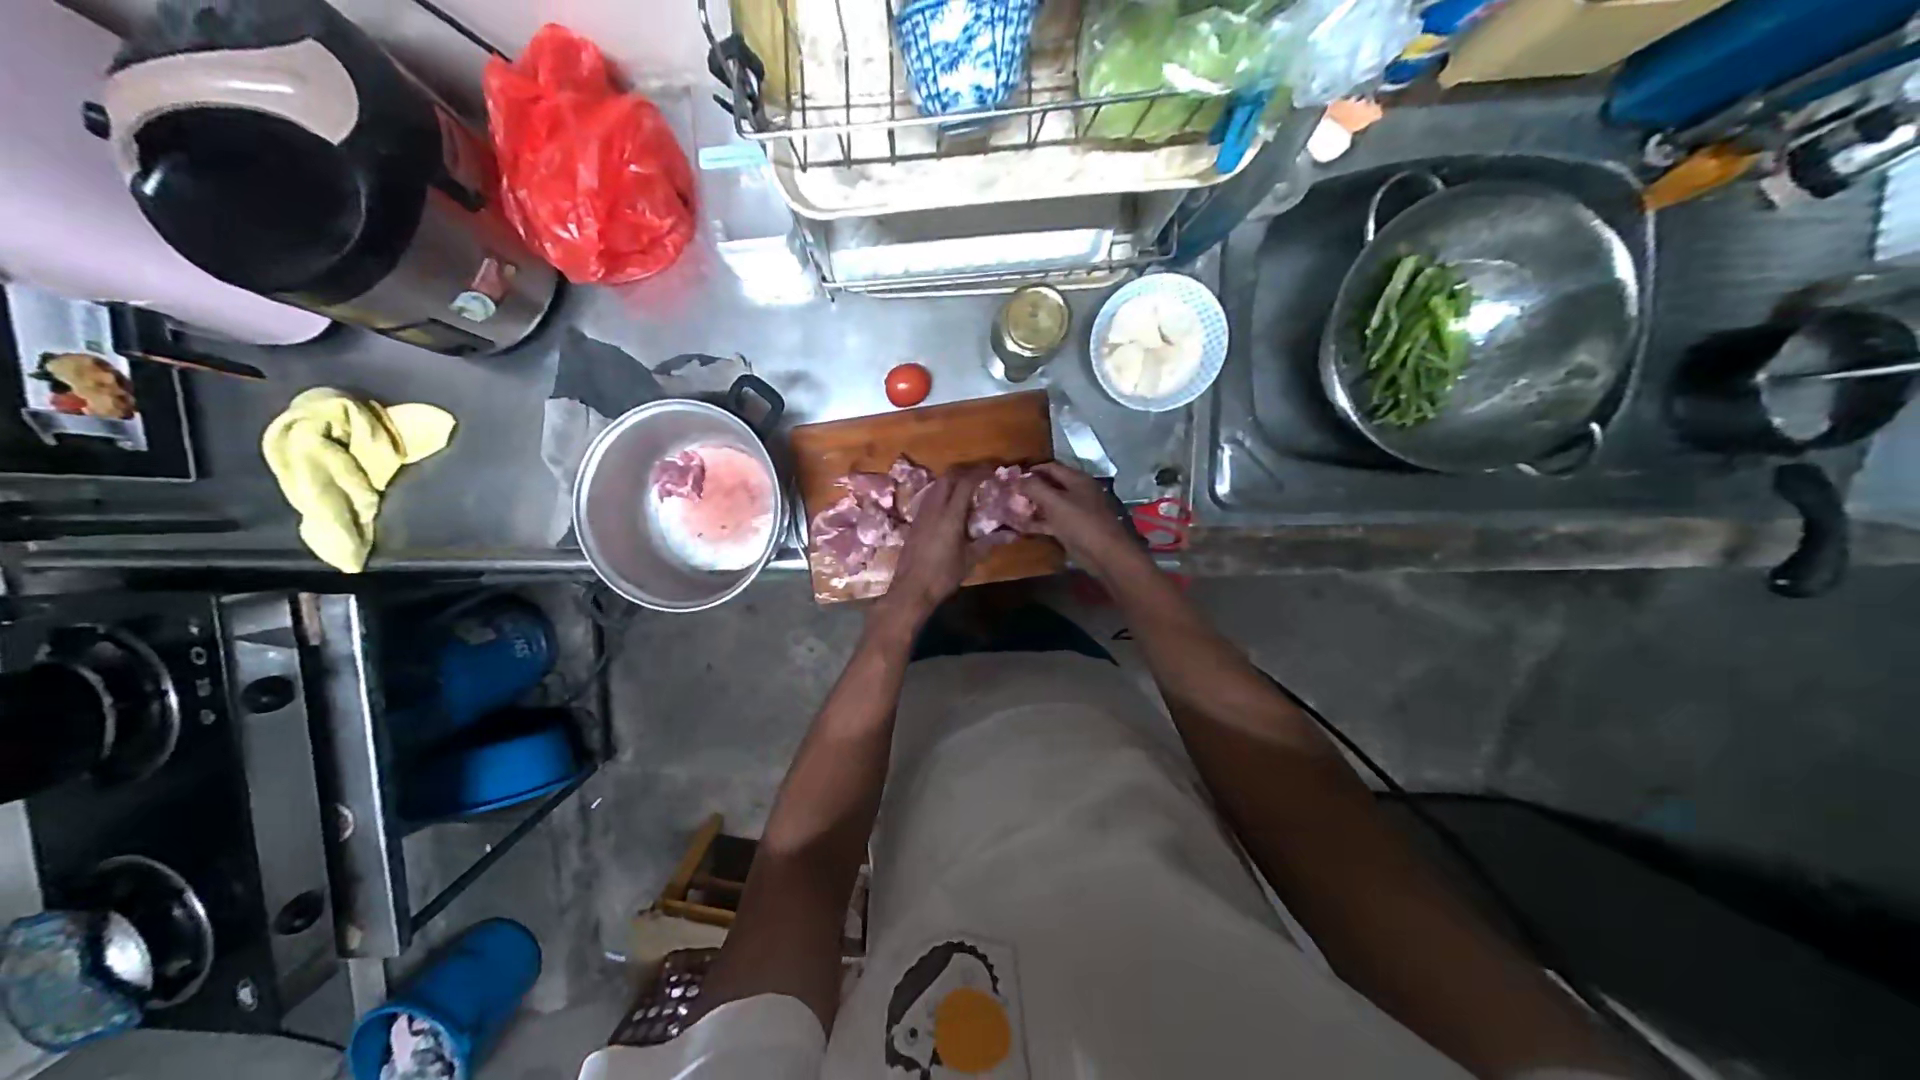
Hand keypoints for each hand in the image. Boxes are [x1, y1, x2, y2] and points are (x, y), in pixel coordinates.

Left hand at [873, 468, 987, 629]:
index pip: (965, 483)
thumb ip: (990, 542)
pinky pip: (930, 496)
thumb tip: (1012, 534)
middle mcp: (934, 508)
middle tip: (982, 476)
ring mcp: (921, 513)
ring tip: (968, 488)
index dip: (980, 473)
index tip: (993, 471)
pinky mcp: (915, 521)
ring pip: (937, 485)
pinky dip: (943, 492)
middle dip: (966, 471)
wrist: (911, 589)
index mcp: (949, 516)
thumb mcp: (970, 559)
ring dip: (953, 480)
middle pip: (948, 477)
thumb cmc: (943, 576)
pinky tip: (952, 504)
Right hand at [1019, 463, 1139, 569]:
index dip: (1031, 470)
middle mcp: (1076, 492)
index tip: (1012, 475)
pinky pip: (1050, 522)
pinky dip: (1036, 522)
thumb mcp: (1055, 501)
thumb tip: (1017, 478)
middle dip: (1029, 488)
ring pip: (1048, 505)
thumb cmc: (1080, 522)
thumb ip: (1035, 487)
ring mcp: (1074, 512)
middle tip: (1009, 492)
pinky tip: (1019, 525)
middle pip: (1049, 485)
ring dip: (1031, 506)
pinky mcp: (1071, 529)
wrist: (1104, 553)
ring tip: (1010, 508)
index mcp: (1076, 480)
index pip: (1050, 467)